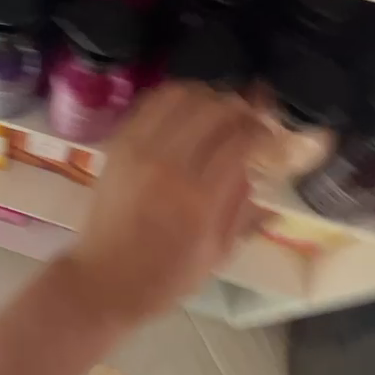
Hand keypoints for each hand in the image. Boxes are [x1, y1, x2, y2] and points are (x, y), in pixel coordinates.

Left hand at [61, 83, 266, 326]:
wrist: (105, 278)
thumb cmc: (166, 276)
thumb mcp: (218, 253)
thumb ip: (242, 206)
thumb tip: (262, 169)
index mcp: (200, 199)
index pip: (240, 141)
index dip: (261, 130)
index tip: (269, 133)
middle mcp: (170, 164)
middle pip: (214, 110)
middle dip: (239, 108)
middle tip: (248, 118)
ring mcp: (140, 147)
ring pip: (183, 96)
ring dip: (209, 96)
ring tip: (220, 109)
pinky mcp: (120, 140)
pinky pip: (153, 101)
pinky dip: (177, 96)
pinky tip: (189, 106)